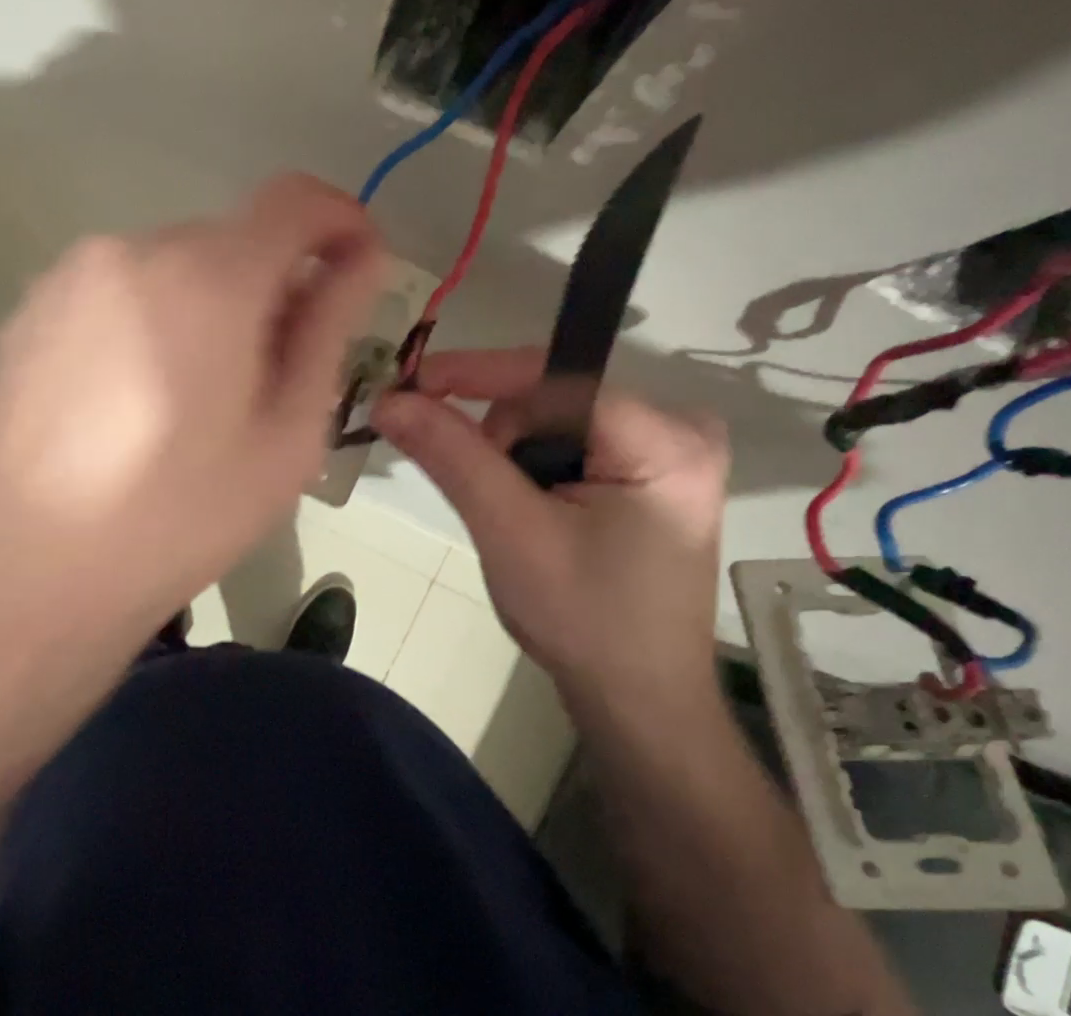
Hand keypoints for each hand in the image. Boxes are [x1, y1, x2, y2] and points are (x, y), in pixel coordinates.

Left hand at [0, 174, 386, 659]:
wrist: (43, 574)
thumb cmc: (182, 517)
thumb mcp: (287, 436)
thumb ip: (328, 329)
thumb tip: (359, 260)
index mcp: (206, 275)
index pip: (294, 199)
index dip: (338, 222)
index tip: (353, 269)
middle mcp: (127, 252)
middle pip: (223, 240)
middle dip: (261, 285)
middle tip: (265, 371)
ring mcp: (62, 282)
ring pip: (160, 270)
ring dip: (194, 309)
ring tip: (186, 399)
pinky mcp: (22, 318)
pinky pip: (104, 299)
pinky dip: (135, 327)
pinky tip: (123, 404)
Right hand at [372, 348, 727, 688]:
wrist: (639, 697)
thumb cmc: (583, 619)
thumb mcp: (509, 531)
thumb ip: (452, 456)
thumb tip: (389, 400)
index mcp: (665, 437)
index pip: (555, 375)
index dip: (476, 373)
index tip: (408, 382)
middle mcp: (681, 428)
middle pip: (557, 395)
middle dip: (499, 431)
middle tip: (471, 486)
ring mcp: (672, 453)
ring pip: (559, 419)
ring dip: (513, 452)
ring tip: (505, 511)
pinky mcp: (656, 476)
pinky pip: (575, 444)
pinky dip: (533, 466)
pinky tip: (527, 509)